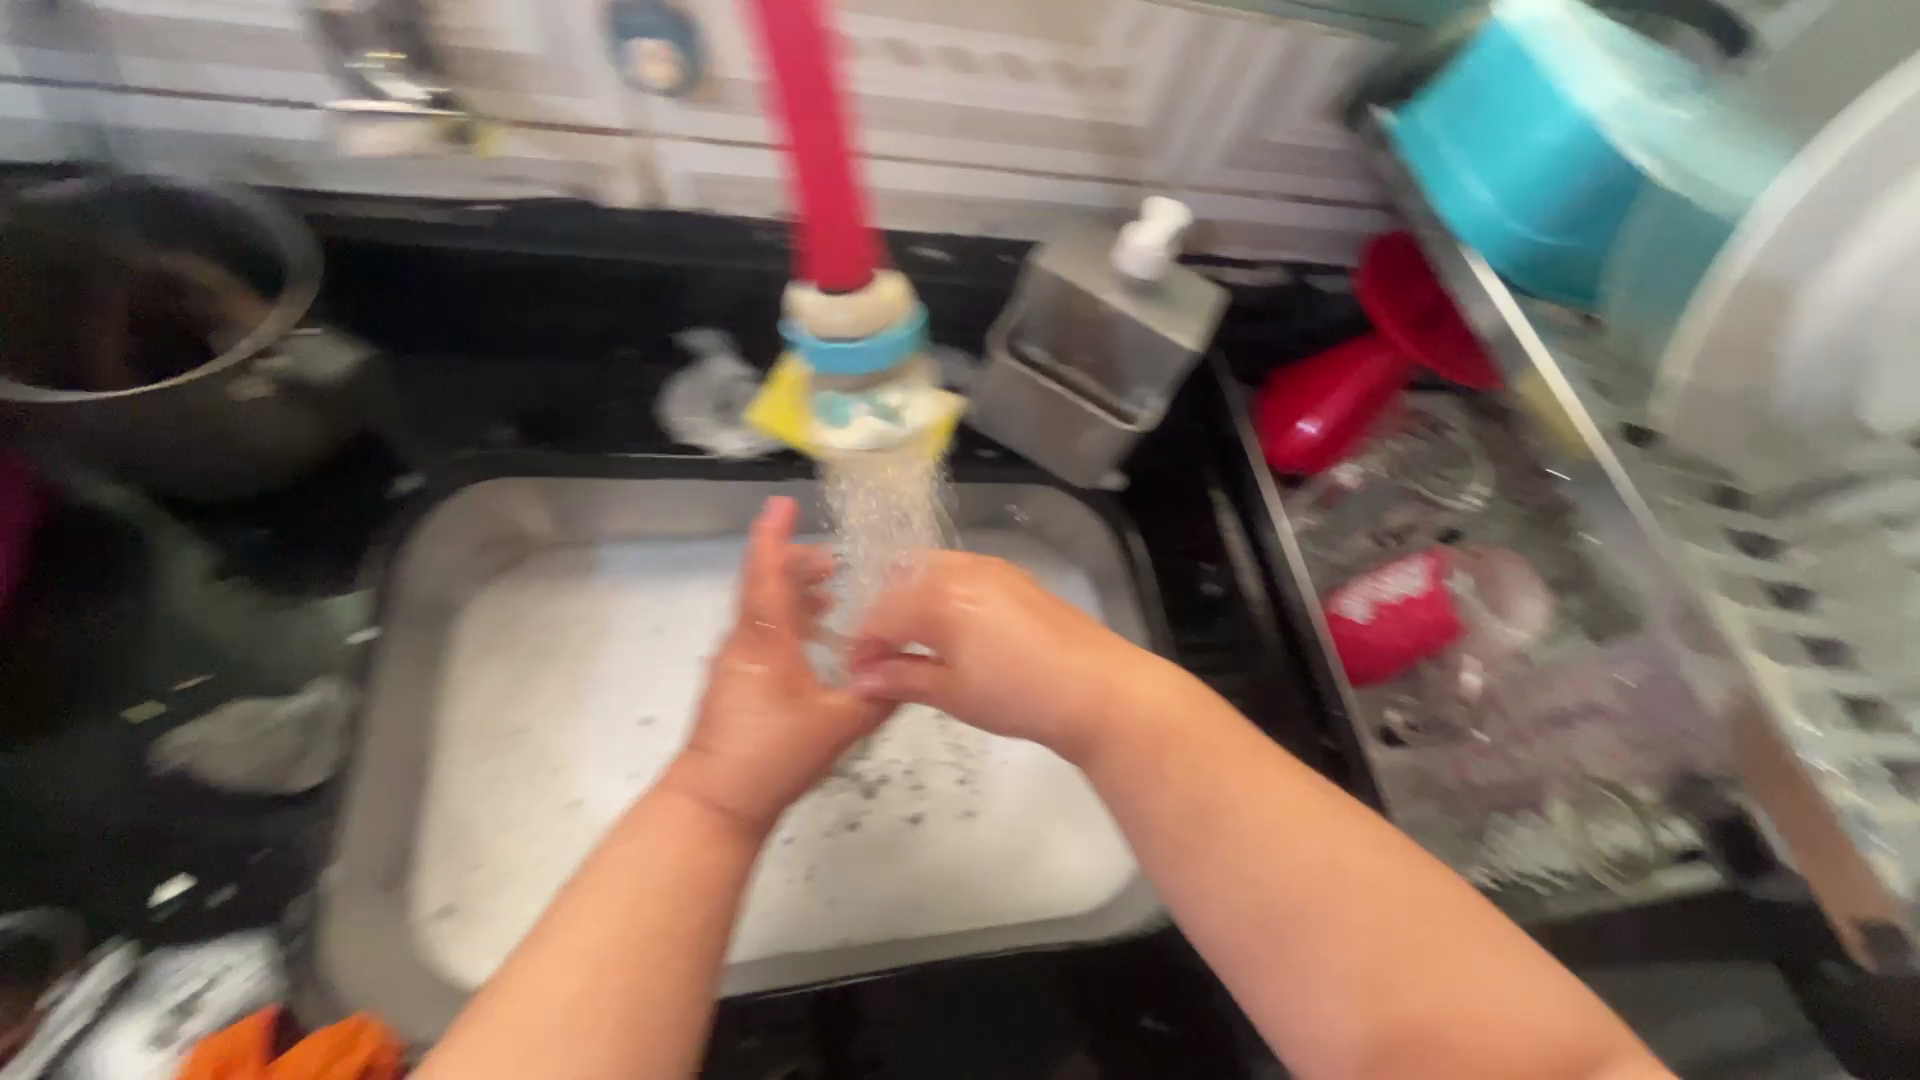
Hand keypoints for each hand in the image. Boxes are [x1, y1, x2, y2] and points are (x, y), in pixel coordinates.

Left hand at [662, 497, 894, 833]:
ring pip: (761, 610)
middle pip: (764, 585)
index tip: (783, 503)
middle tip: (834, 563)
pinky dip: (787, 622)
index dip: (774, 535)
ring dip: (794, 595)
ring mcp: (733, 662)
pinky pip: (760, 634)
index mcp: (764, 641)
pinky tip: (815, 641)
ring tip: (832, 596)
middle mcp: (743, 642)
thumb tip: (913, 674)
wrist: (715, 802)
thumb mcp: (839, 726)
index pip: (766, 574)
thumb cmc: (773, 756)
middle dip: (797, 564)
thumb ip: (880, 697)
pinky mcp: (734, 682)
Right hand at [846, 551, 1166, 764]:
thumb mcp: (953, 693)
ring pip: (930, 572)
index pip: (880, 616)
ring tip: (914, 646)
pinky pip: (960, 573)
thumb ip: (902, 678)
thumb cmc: (1019, 696)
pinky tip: (950, 630)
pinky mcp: (1013, 576)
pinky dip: (941, 594)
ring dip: (910, 603)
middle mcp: (959, 569)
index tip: (857, 678)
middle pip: (900, 585)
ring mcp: (990, 567)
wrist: (1098, 689)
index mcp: (938, 597)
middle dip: (883, 620)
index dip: (862, 648)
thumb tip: (860, 681)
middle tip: (882, 661)